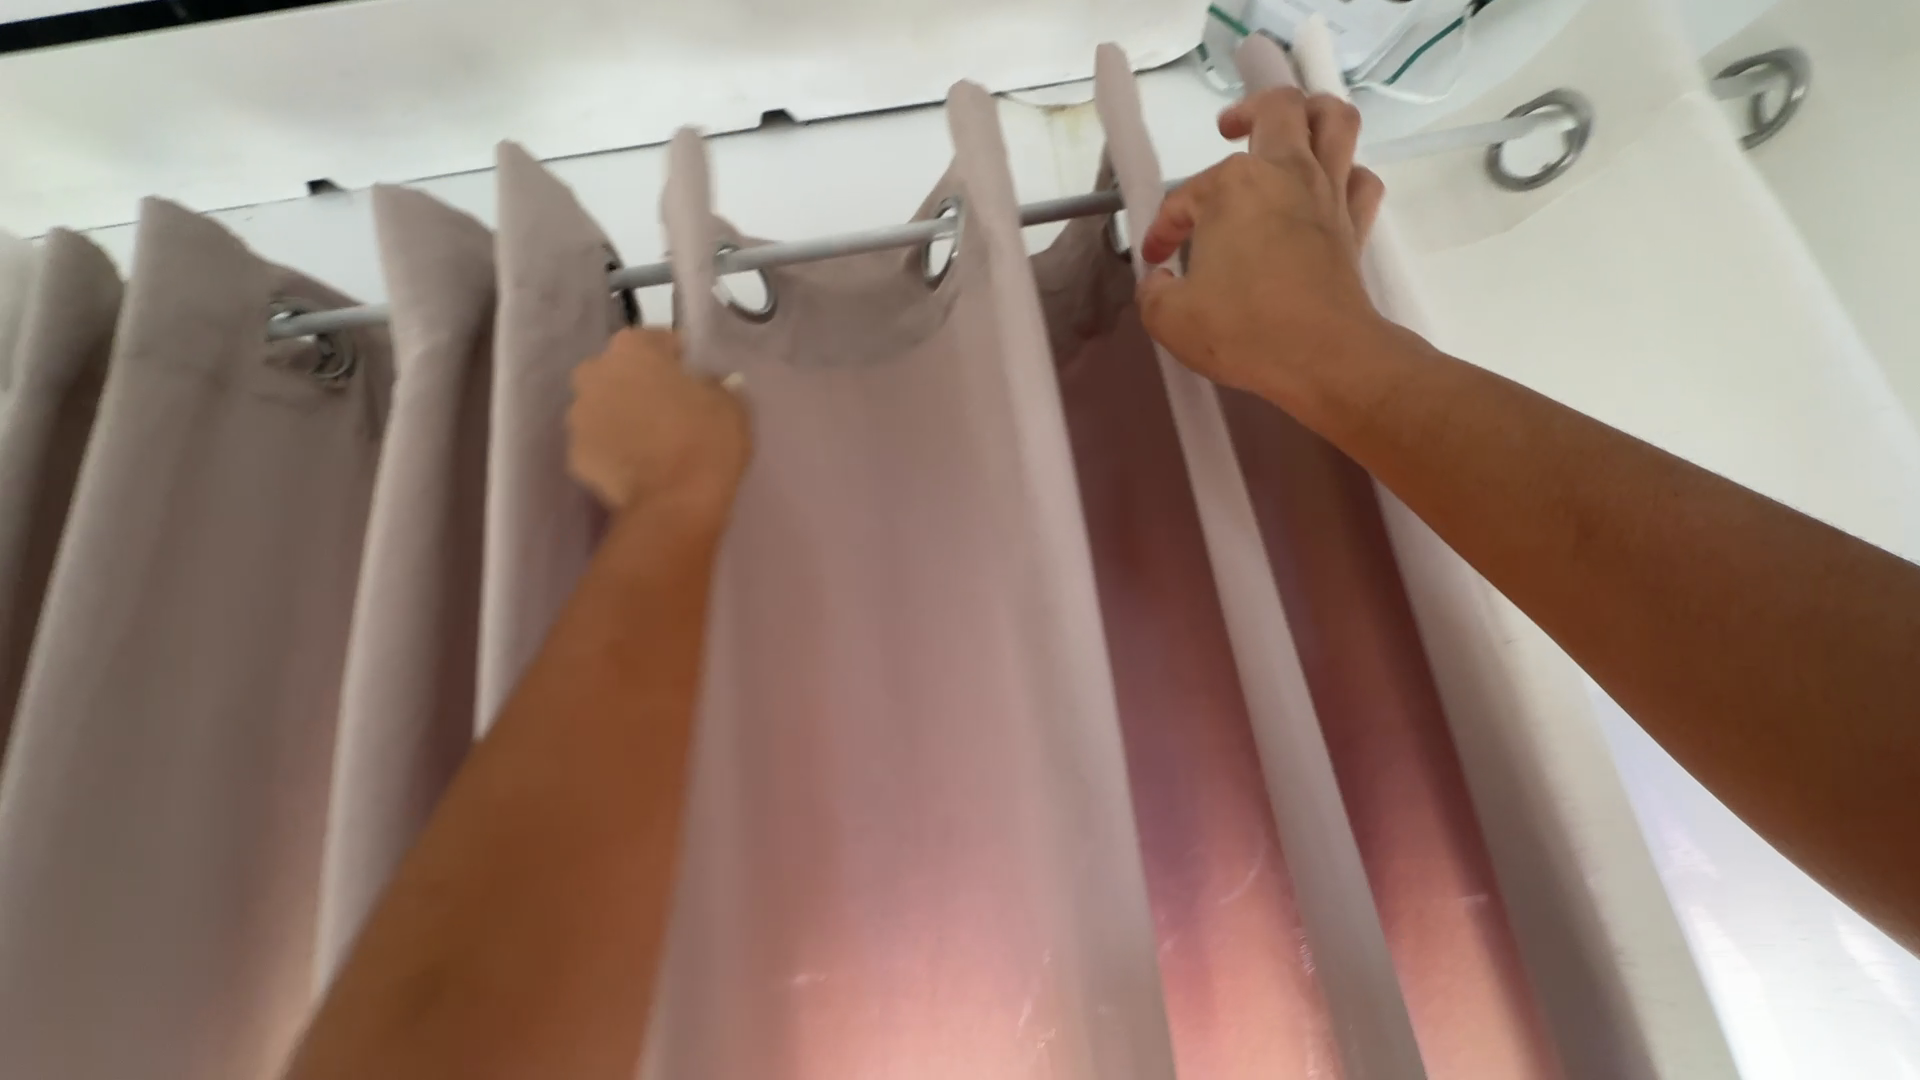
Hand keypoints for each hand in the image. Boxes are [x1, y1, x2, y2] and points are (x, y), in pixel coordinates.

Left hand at [567, 327, 751, 518]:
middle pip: (622, 372)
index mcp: (632, 349)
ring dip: (626, 417)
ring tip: (656, 444)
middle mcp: (594, 372)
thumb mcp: (731, 404)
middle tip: (674, 412)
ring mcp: (578, 416)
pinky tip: (642, 468)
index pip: (660, 341)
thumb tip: (708, 384)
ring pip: (606, 408)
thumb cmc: (707, 442)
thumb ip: (716, 384)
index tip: (698, 381)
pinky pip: (601, 444)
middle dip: (643, 386)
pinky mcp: (574, 455)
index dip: (682, 361)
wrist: (674, 504)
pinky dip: (616, 451)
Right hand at [1137, 89, 1391, 403]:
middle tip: (1228, 128)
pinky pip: (1359, 178)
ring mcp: (1327, 193)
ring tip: (1289, 129)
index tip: (1156, 261)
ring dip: (1311, 113)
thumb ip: (1153, 294)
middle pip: (1278, 109)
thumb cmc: (1240, 330)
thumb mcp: (1168, 320)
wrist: (1320, 355)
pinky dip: (1344, 174)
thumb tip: (1159, 281)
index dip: (1163, 229)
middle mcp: (1285, 173)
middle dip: (1248, 111)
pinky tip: (1326, 188)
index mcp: (1232, 187)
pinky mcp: (1355, 223)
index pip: (1184, 199)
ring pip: (1335, 120)